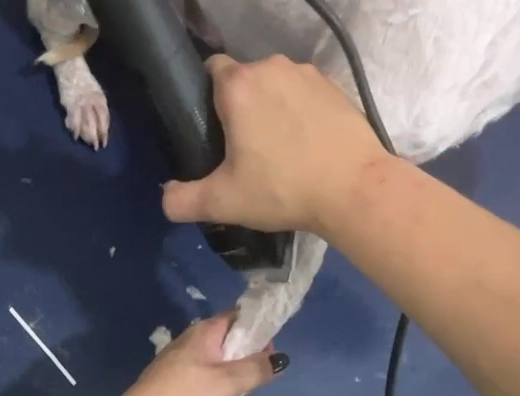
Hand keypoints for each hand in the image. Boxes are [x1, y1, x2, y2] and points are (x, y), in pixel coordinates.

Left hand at [100, 314, 286, 395]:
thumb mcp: (228, 384)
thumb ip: (257, 369)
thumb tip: (279, 358)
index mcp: (204, 333)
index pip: (241, 318)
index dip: (260, 334)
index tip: (269, 359)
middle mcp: (192, 345)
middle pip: (232, 351)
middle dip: (244, 376)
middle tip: (242, 394)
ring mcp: (181, 369)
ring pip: (220, 377)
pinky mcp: (174, 390)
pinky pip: (203, 394)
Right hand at [161, 55, 393, 235]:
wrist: (352, 189)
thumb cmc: (281, 190)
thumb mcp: (222, 203)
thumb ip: (183, 201)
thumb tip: (166, 198)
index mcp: (238, 86)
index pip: (210, 70)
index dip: (204, 100)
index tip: (210, 133)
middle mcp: (272, 67)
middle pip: (243, 80)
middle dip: (238, 109)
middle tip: (241, 153)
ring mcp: (307, 73)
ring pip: (274, 87)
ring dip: (269, 111)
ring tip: (274, 152)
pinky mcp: (335, 87)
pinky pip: (303, 96)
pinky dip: (298, 115)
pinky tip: (302, 148)